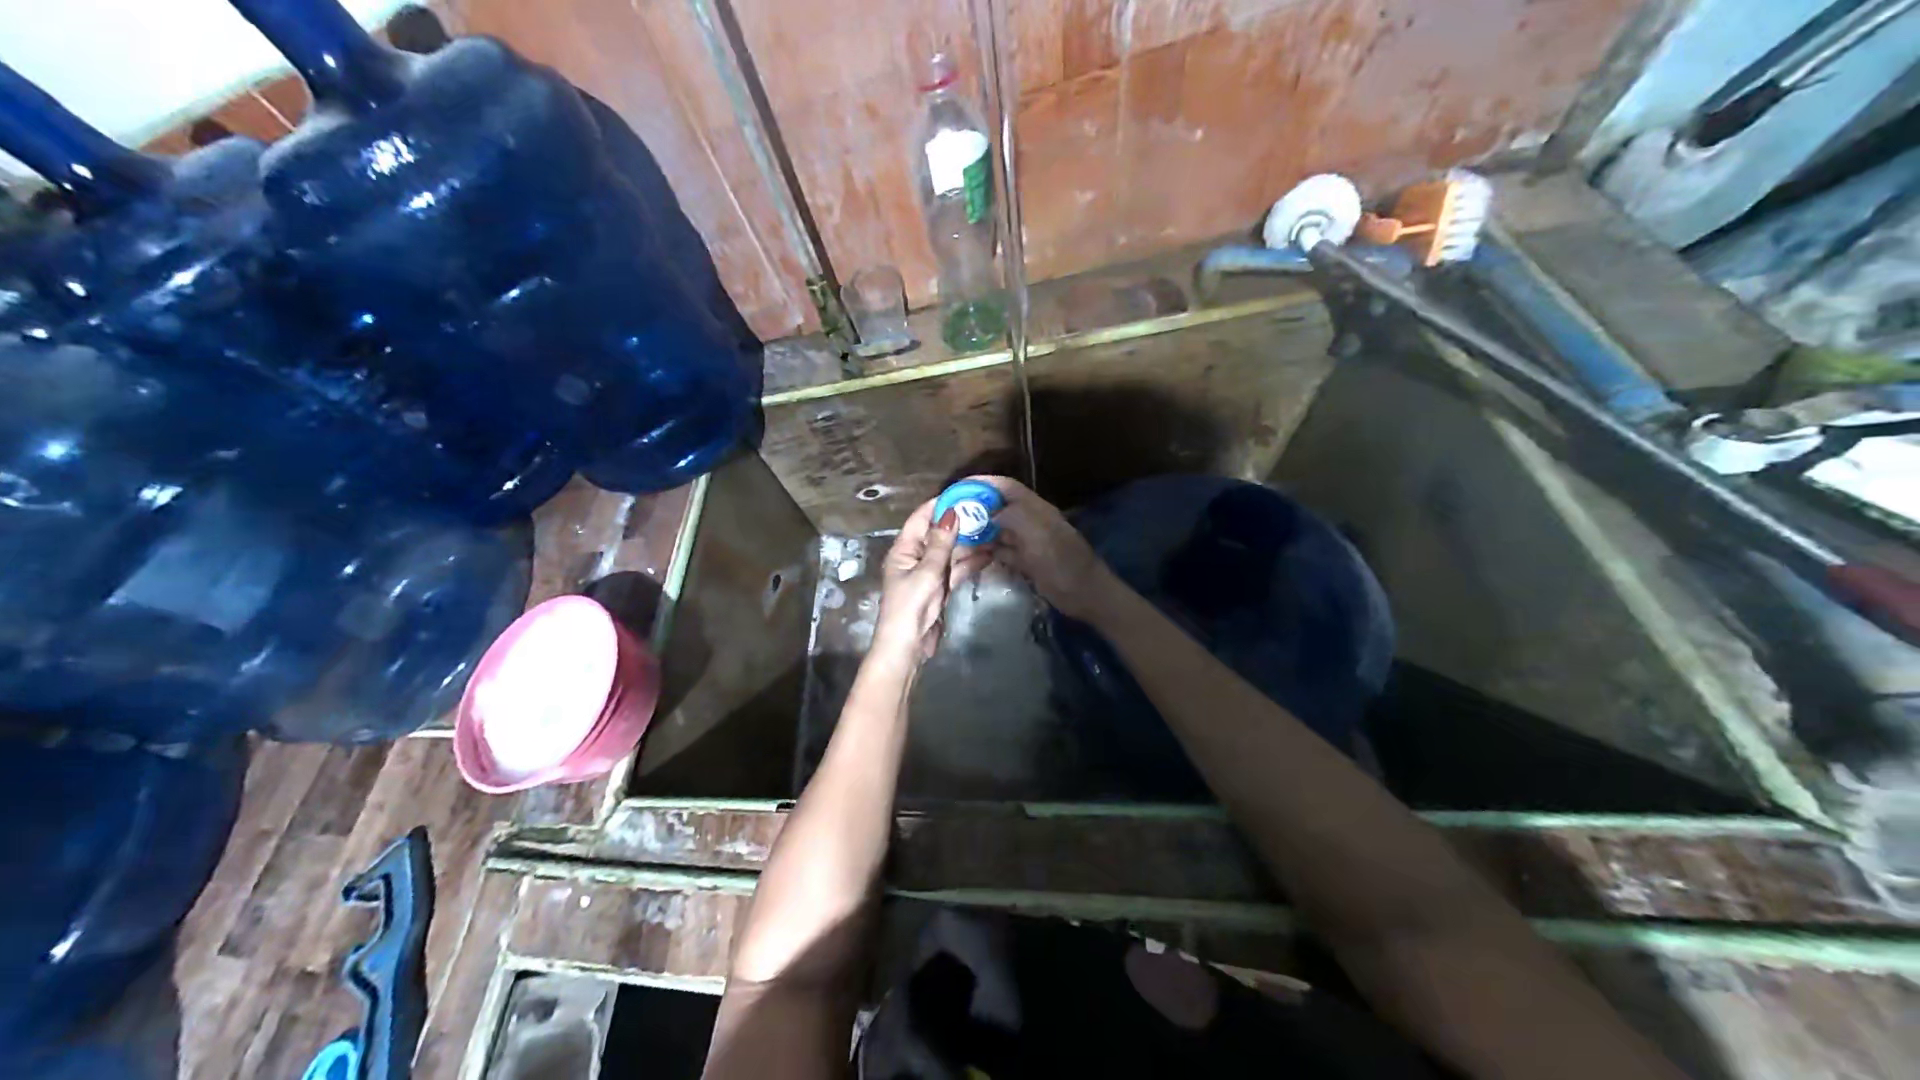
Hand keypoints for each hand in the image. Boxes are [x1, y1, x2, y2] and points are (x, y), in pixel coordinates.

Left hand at [873, 498, 988, 661]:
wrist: (908, 646)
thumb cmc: (910, 606)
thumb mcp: (927, 572)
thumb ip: (940, 543)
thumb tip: (951, 513)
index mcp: (903, 550)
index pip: (920, 519)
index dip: (939, 505)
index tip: (962, 494)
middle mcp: (915, 558)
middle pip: (938, 535)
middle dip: (960, 524)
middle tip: (985, 512)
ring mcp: (928, 574)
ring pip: (950, 553)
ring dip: (969, 544)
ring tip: (993, 531)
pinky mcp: (940, 588)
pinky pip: (956, 570)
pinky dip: (970, 563)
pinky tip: (989, 555)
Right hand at [968, 475, 1117, 621]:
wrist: (1087, 596)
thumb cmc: (1063, 563)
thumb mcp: (1039, 536)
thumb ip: (1014, 517)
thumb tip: (990, 514)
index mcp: (1036, 510)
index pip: (1006, 487)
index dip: (983, 483)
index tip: (957, 488)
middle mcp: (1031, 521)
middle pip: (999, 508)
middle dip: (975, 508)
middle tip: (949, 515)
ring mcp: (1029, 542)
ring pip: (998, 530)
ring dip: (978, 531)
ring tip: (954, 536)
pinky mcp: (1027, 561)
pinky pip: (1002, 551)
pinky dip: (987, 551)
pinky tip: (969, 555)